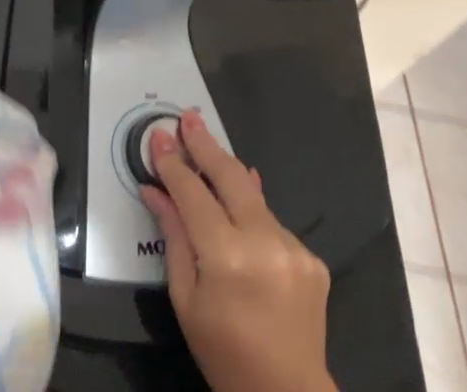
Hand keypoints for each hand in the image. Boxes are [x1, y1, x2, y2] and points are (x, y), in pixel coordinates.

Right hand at [143, 111, 336, 391]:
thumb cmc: (222, 350)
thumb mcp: (184, 297)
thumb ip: (173, 236)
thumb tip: (155, 191)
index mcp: (228, 257)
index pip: (193, 193)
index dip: (173, 163)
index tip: (159, 137)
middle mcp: (266, 244)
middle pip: (231, 178)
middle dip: (207, 145)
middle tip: (188, 117)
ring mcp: (295, 249)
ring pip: (253, 198)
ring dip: (228, 178)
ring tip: (207, 151)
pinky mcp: (311, 258)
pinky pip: (272, 223)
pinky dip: (251, 213)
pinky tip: (239, 209)